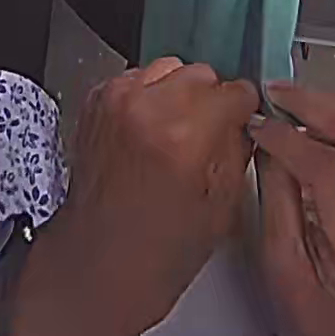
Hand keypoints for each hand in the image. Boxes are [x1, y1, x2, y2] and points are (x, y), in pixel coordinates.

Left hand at [12, 58, 257, 335]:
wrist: (91, 268)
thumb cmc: (151, 254)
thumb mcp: (220, 209)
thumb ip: (237, 149)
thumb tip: (242, 119)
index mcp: (183, 137)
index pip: (234, 90)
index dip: (243, 107)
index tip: (242, 115)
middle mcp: (147, 108)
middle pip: (201, 73)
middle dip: (210, 99)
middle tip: (206, 130)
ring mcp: (117, 100)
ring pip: (169, 67)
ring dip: (178, 92)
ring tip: (174, 129)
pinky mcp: (97, 101)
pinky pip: (138, 77)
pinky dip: (148, 95)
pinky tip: (148, 129)